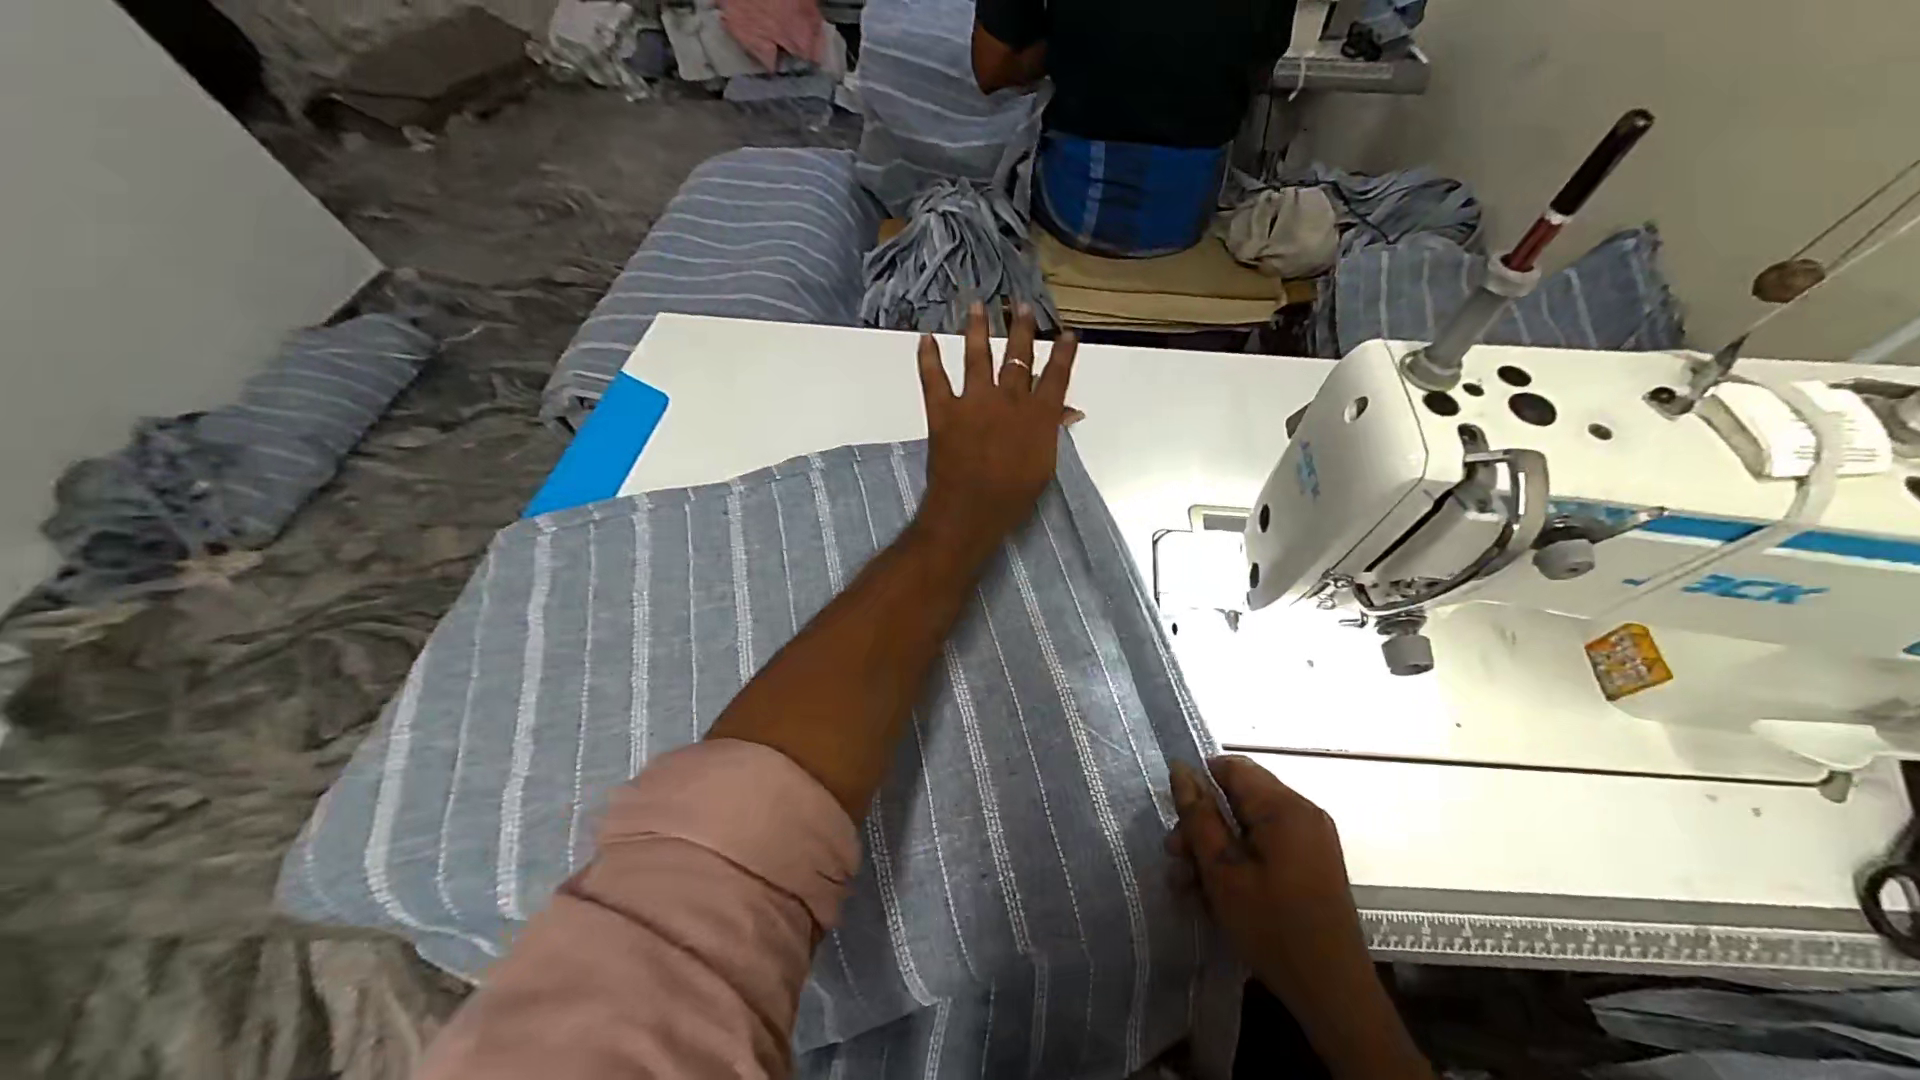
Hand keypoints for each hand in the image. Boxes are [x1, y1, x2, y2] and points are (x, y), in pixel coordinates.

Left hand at [913, 302, 1078, 559]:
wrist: (972, 509)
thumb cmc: (1015, 495)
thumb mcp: (1044, 466)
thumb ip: (1053, 432)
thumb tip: (1069, 411)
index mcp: (1038, 414)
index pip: (1056, 375)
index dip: (1062, 353)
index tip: (1066, 333)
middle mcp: (1008, 399)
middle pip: (1017, 356)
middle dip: (1021, 328)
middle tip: (1021, 305)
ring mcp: (974, 401)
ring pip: (977, 356)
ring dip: (977, 328)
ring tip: (976, 306)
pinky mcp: (943, 411)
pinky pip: (934, 379)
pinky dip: (928, 358)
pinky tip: (925, 338)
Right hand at [1168, 757, 1433, 1078]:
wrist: (1333, 993)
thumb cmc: (1272, 927)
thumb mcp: (1222, 871)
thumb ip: (1198, 816)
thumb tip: (1180, 770)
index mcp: (1284, 807)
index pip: (1230, 767)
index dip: (1197, 784)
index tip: (1177, 817)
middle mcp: (1302, 813)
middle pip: (1237, 798)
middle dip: (1201, 824)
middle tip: (1175, 858)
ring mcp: (1310, 840)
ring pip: (1247, 825)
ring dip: (1214, 848)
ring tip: (1187, 884)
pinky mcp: (1310, 864)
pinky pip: (1264, 846)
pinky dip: (1238, 861)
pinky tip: (1213, 893)